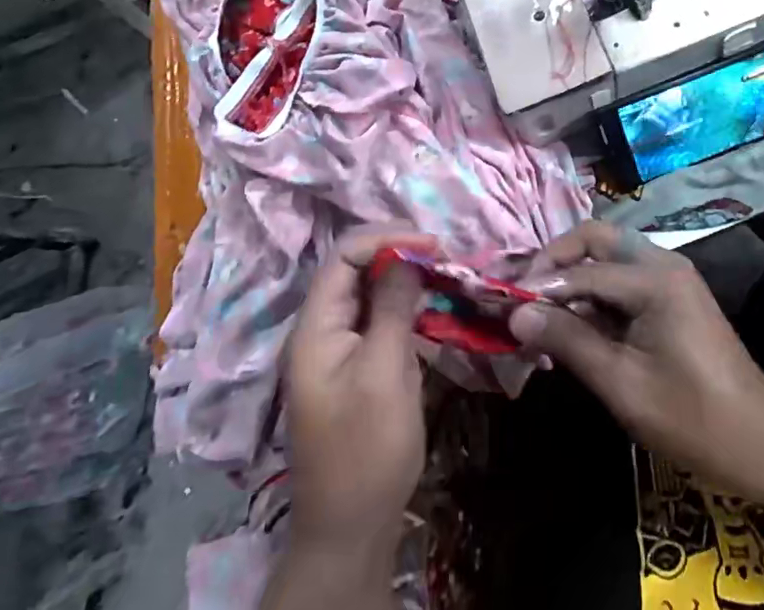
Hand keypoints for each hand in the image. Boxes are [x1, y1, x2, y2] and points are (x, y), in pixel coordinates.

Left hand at [280, 231, 430, 553]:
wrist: (352, 524)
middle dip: (400, 253)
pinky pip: (383, 319)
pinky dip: (409, 305)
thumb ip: (393, 308)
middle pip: (356, 270)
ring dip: (407, 277)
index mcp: (315, 328)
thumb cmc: (367, 448)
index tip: (435, 246)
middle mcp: (323, 330)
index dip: (388, 240)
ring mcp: (341, 349)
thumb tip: (408, 256)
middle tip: (446, 257)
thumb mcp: (384, 372)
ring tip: (447, 273)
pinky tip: (436, 304)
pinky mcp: (361, 365)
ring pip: (372, 293)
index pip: (345, 257)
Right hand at [507, 221, 763, 498]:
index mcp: (655, 278)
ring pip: (608, 259)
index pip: (582, 268)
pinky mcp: (671, 298)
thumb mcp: (621, 382)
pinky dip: (593, 296)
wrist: (756, 438)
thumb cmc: (689, 416)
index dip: (539, 286)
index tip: (501, 305)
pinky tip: (572, 328)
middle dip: (556, 264)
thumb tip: (516, 313)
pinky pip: (623, 281)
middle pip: (596, 241)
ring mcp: (670, 278)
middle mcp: (663, 264)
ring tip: (540, 317)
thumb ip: (568, 341)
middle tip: (523, 299)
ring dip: (573, 279)